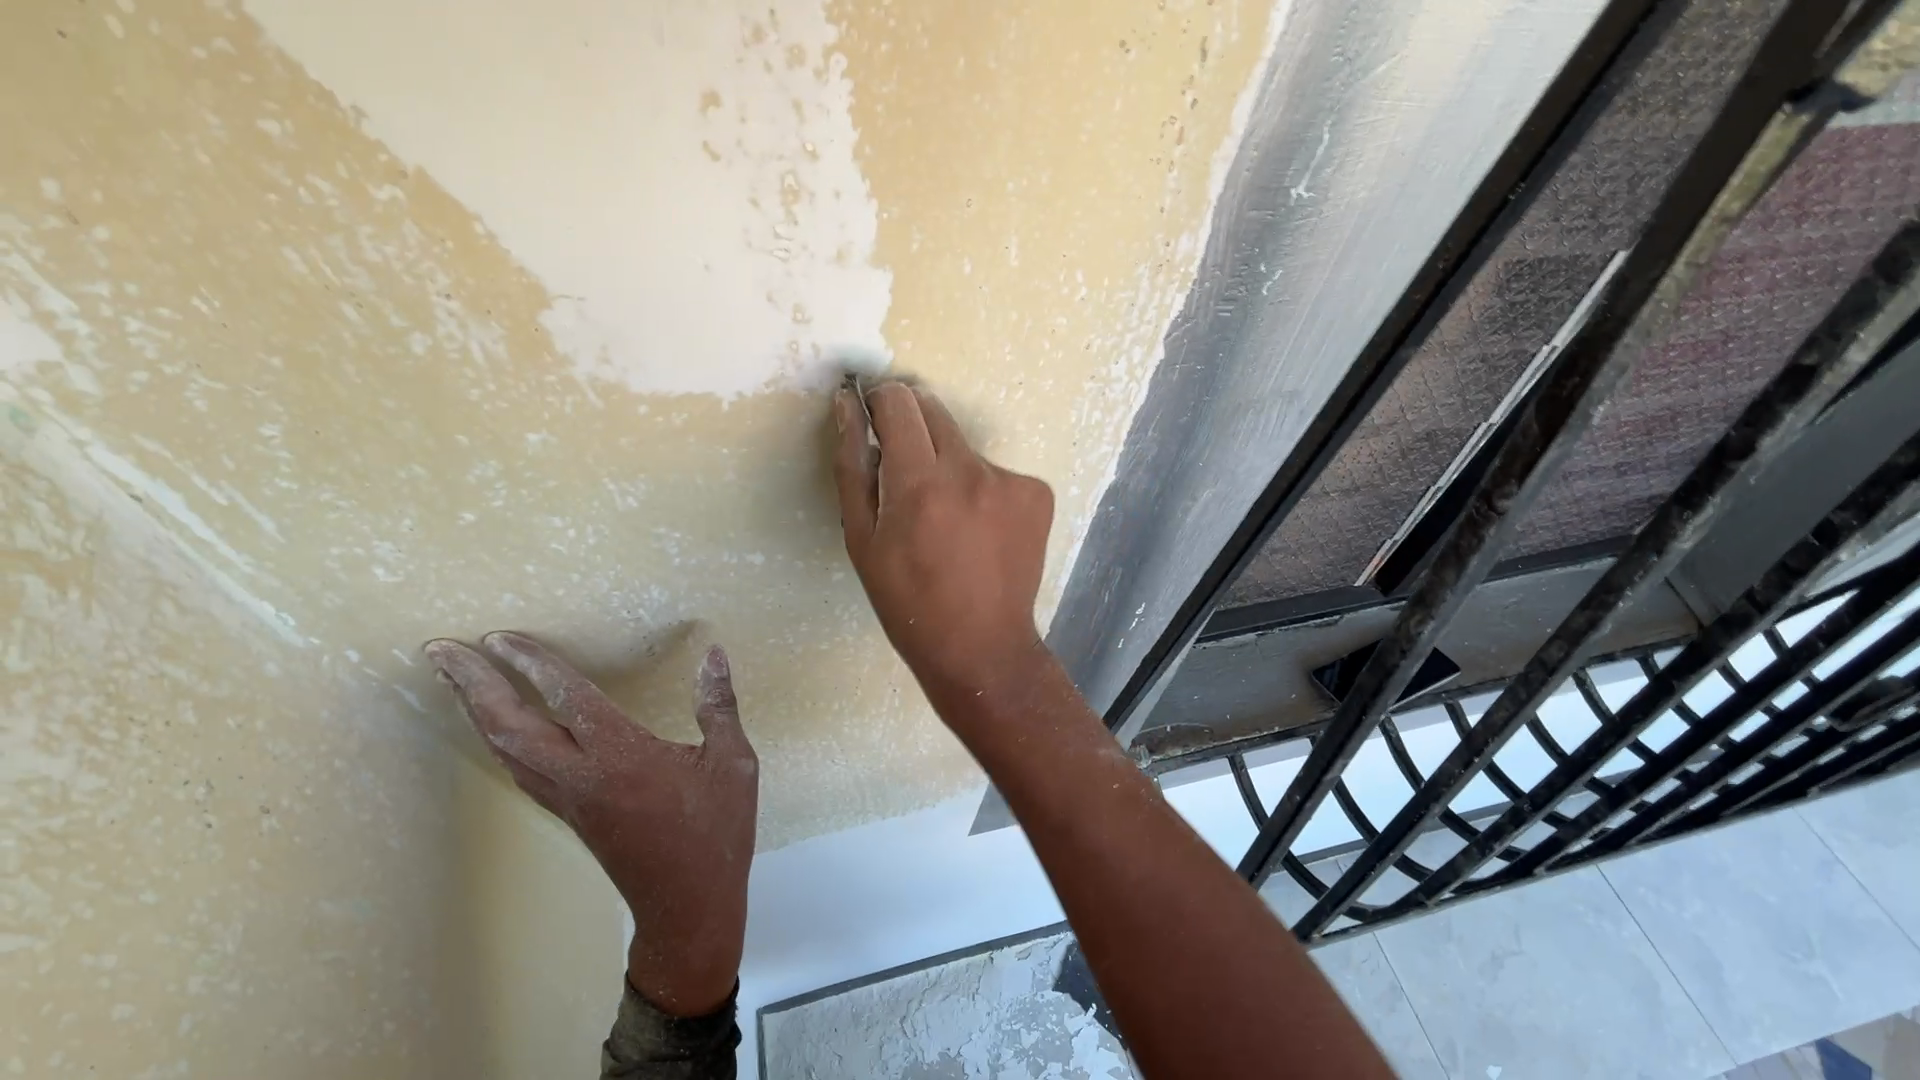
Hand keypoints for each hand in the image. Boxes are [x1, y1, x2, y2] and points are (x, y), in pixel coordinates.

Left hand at [424, 633, 756, 1017]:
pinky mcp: (569, 814)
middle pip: (510, 726)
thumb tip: (713, 654)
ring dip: (475, 710)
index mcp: (623, 758)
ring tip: (455, 678)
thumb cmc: (716, 833)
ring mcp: (569, 799)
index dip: (534, 664)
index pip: (567, 698)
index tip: (502, 637)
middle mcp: (582, 776)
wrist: (688, 906)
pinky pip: (520, 770)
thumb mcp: (734, 764)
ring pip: (506, 750)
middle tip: (439, 649)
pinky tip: (496, 728)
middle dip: (472, 684)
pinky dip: (498, 740)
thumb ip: (719, 707)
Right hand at [832, 381, 1055, 705]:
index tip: (874, 417)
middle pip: (934, 411)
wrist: (981, 647)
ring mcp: (1010, 481)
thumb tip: (847, 405)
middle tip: (904, 473)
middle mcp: (970, 471)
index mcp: (919, 483)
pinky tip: (979, 531)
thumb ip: (852, 464)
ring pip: (965, 447)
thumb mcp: (862, 539)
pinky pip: (997, 473)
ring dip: (947, 465)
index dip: (880, 401)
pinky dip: (982, 490)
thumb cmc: (907, 602)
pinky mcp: (1037, 494)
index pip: (899, 402)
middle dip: (911, 427)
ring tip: (946, 519)